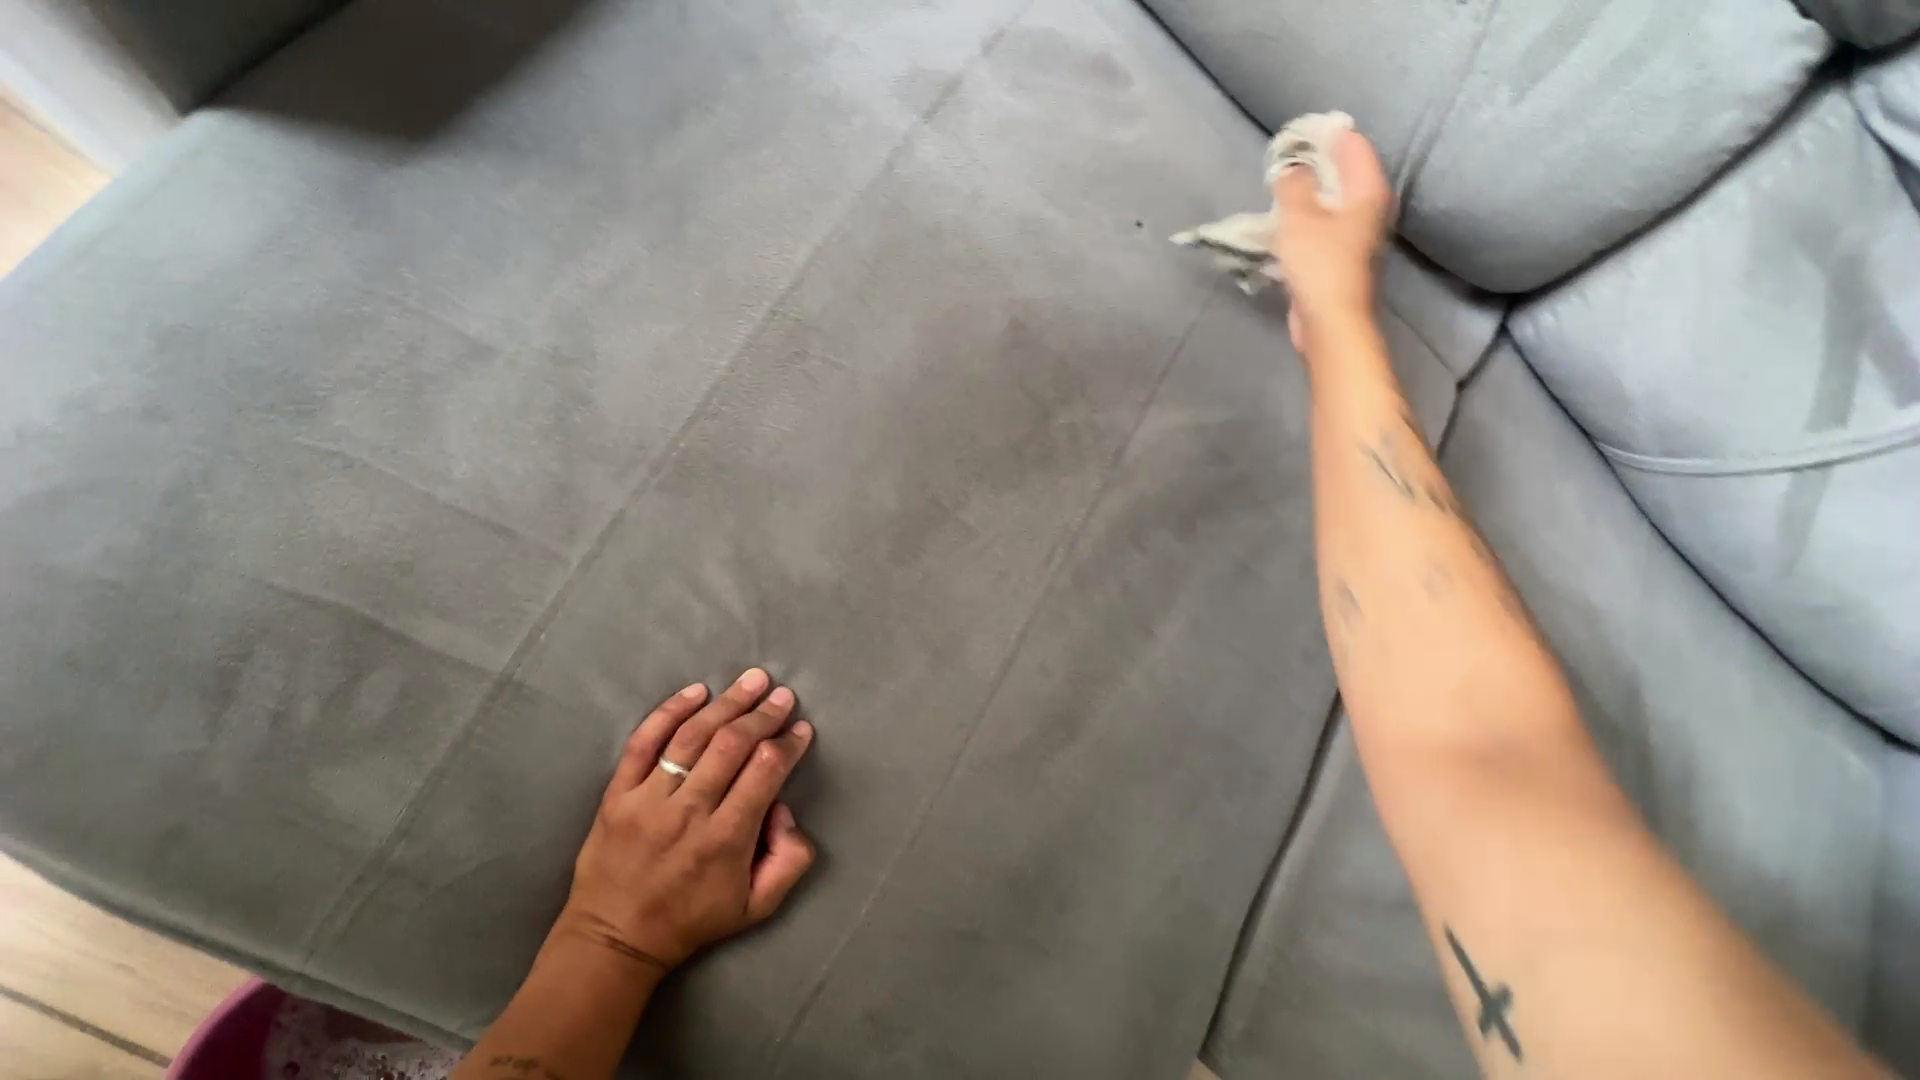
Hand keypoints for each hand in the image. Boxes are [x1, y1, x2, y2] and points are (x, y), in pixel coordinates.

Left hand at [553, 668, 816, 974]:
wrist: (615, 939)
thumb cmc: (692, 920)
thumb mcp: (758, 907)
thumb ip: (789, 860)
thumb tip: (784, 810)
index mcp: (726, 838)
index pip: (765, 772)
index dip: (788, 744)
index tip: (801, 729)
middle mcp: (689, 811)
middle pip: (733, 745)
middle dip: (764, 715)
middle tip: (784, 696)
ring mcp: (649, 799)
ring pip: (693, 737)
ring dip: (727, 703)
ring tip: (753, 681)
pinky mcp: (618, 794)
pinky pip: (643, 743)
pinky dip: (669, 712)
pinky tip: (696, 692)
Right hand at [1269, 129, 1393, 352]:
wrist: (1330, 321)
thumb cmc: (1319, 264)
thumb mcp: (1298, 216)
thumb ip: (1293, 185)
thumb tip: (1291, 168)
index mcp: (1368, 190)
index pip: (1353, 144)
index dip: (1325, 133)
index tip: (1296, 133)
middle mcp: (1370, 208)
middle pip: (1345, 172)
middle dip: (1316, 162)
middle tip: (1285, 158)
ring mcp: (1358, 235)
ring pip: (1333, 201)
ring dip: (1309, 193)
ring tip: (1281, 187)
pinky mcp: (1342, 257)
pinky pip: (1324, 226)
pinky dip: (1307, 218)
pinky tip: (1285, 222)